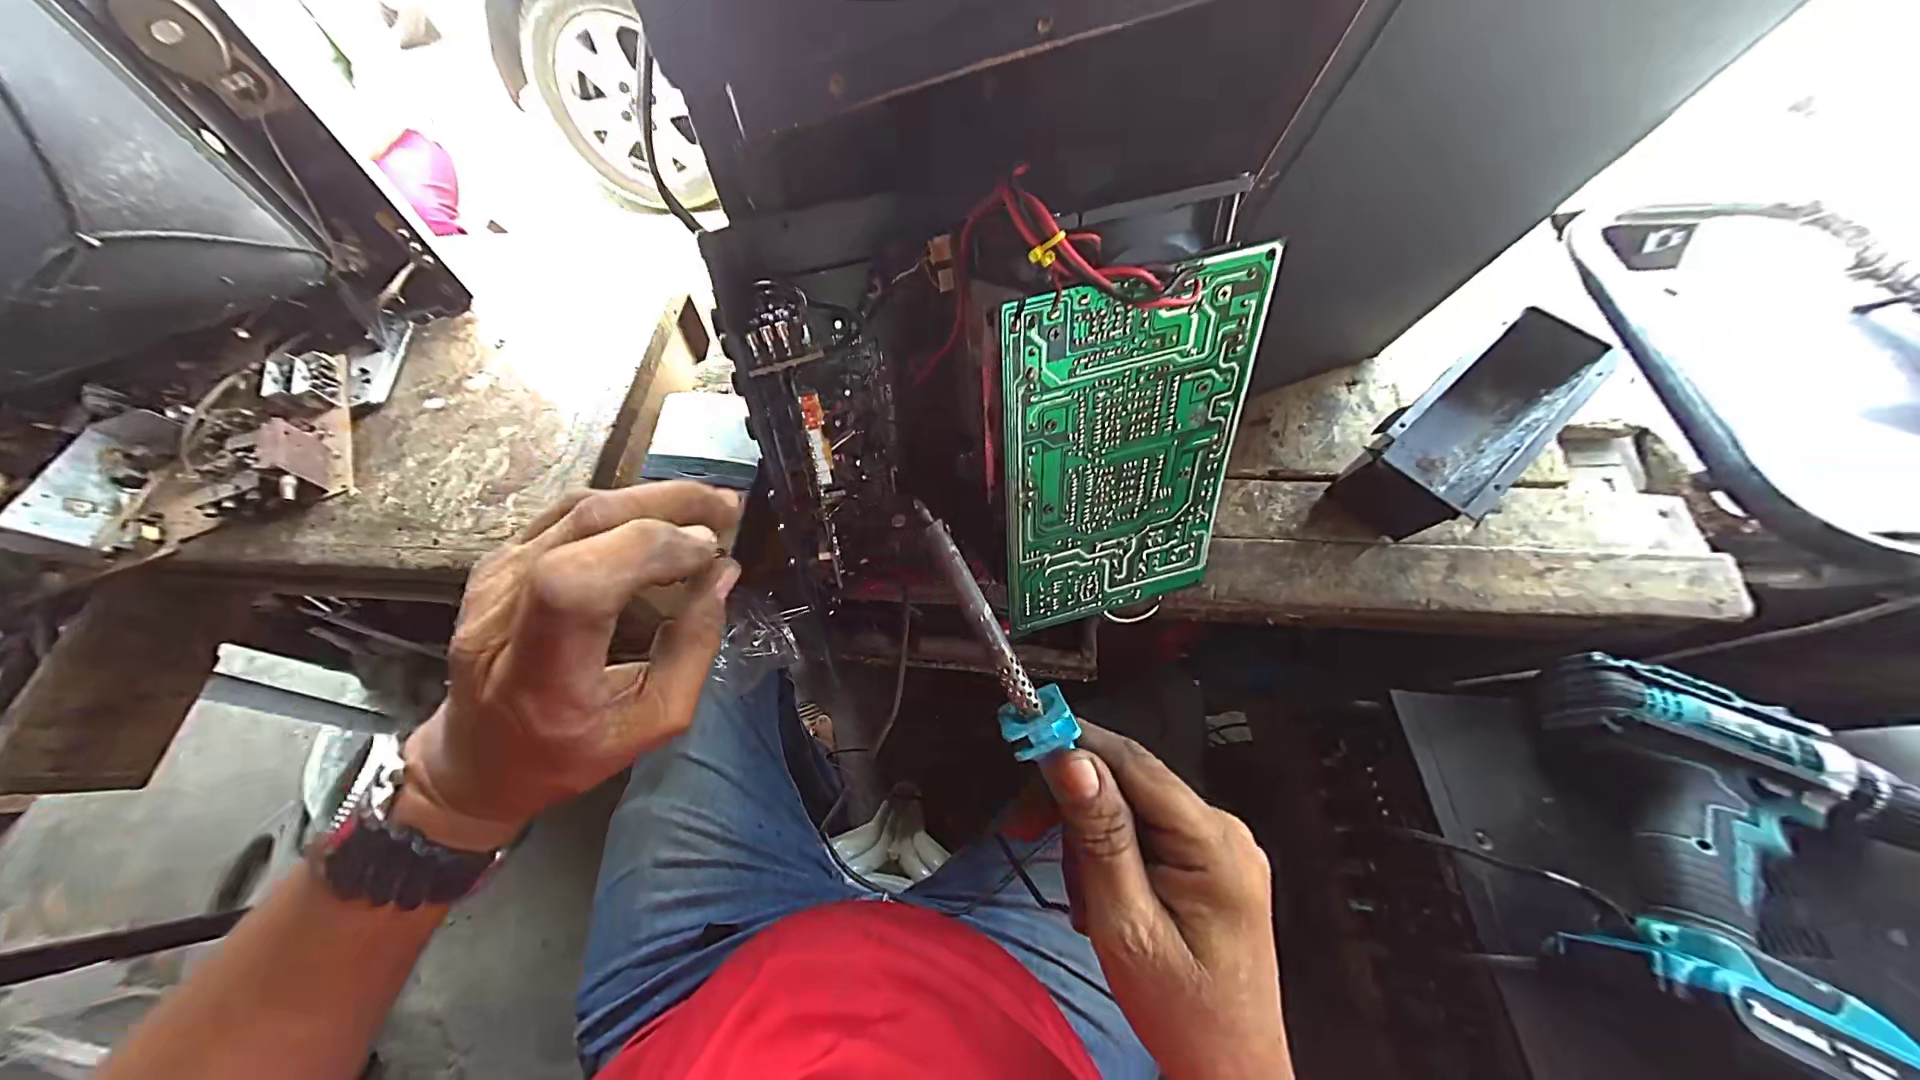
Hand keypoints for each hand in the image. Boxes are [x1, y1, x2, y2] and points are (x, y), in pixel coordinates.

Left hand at [398, 483, 740, 849]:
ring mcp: (494, 576)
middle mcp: (503, 612)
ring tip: (708, 508)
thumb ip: (693, 648)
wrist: (477, 758)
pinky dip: (628, 505)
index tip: (712, 555)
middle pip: (584, 524)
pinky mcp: (500, 560)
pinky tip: (665, 515)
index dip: (651, 551)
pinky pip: (570, 511)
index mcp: (538, 674)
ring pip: (581, 505)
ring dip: (655, 497)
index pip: (578, 584)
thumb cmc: (569, 752)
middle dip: (669, 506)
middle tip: (728, 509)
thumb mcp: (653, 721)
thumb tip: (723, 574)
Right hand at [1040, 724, 1290, 1079]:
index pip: (1134, 763)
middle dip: (1074, 804)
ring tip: (1083, 898)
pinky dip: (1109, 849)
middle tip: (1025, 832)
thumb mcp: (1126, 924)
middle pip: (1129, 780)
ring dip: (1088, 836)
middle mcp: (1223, 827)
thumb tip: (1070, 759)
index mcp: (1214, 841)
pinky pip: (1144, 828)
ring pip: (1130, 803)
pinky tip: (1102, 892)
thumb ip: (1099, 836)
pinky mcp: (1207, 857)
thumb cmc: (1180, 1011)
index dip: (1076, 743)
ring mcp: (1219, 842)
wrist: (1230, 1073)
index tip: (1024, 744)